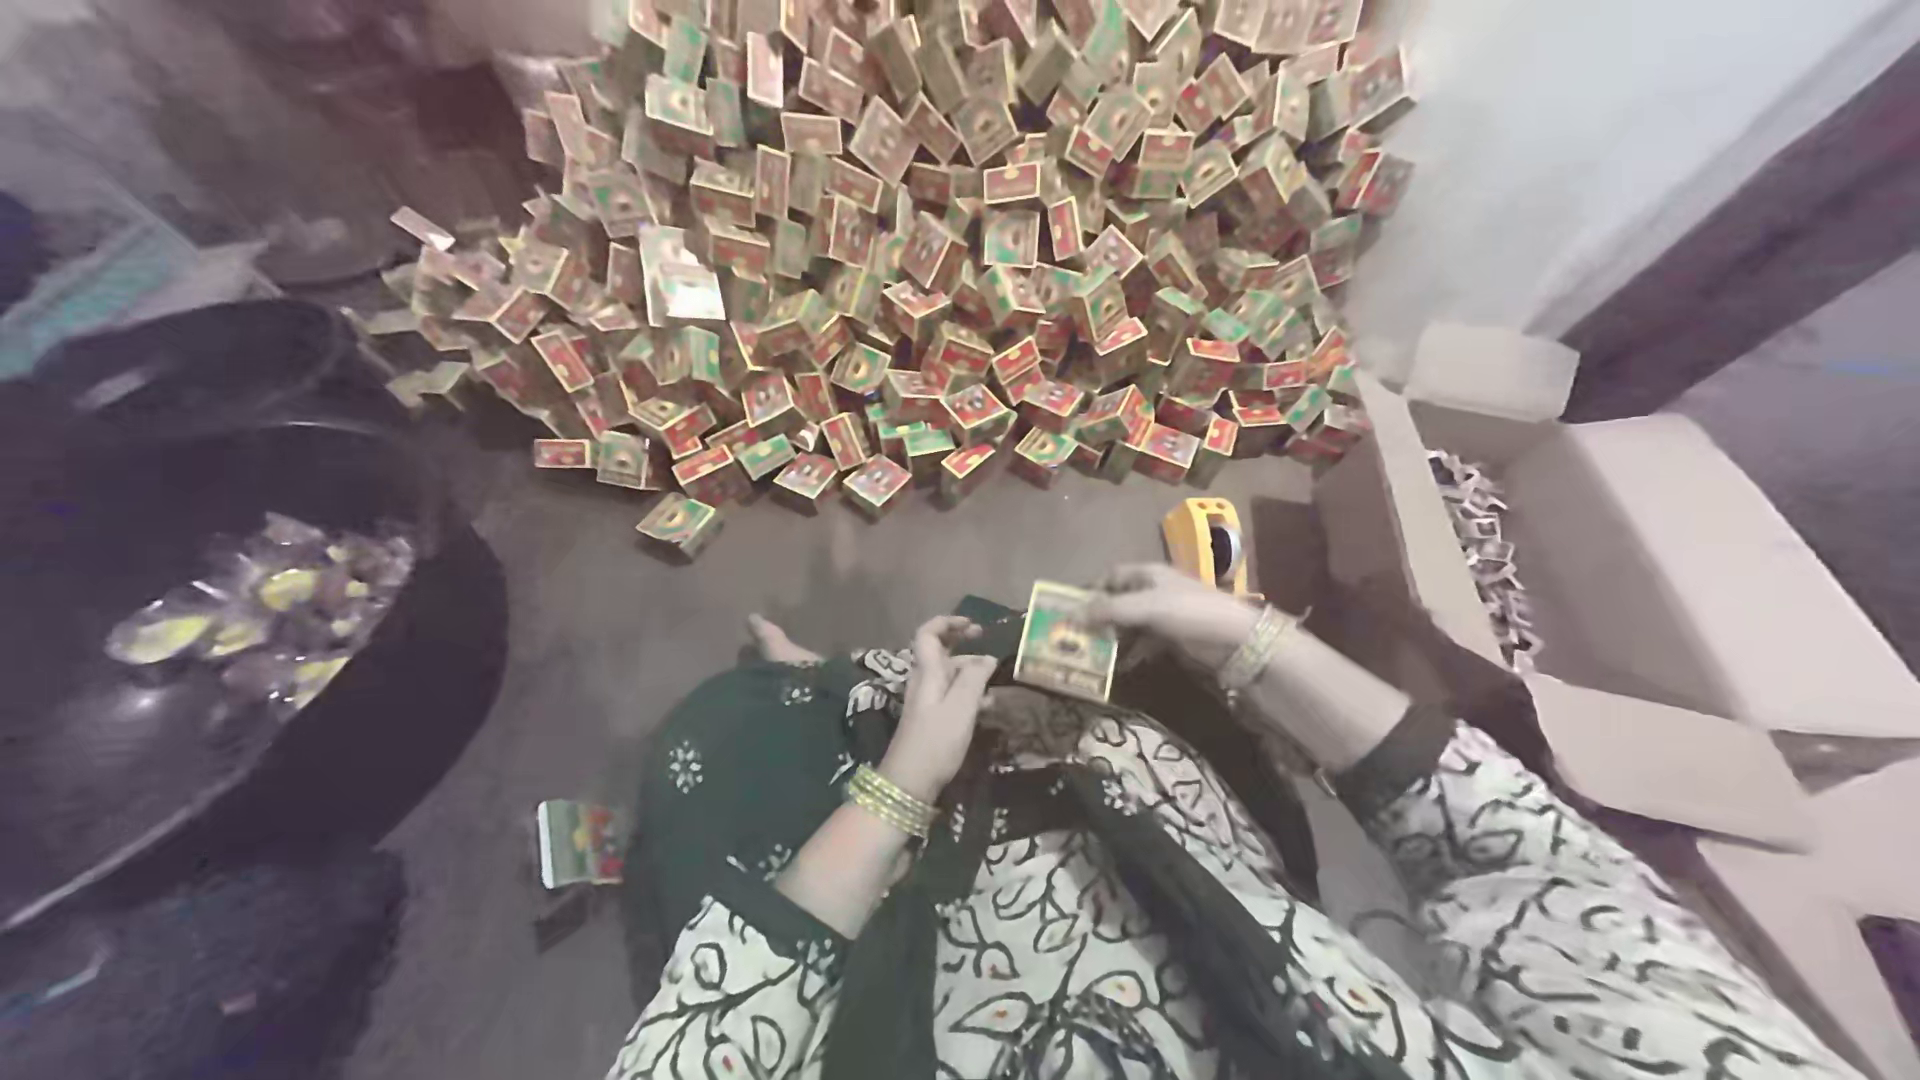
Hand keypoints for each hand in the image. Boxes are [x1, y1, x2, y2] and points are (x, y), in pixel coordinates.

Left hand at [878, 616, 997, 801]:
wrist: (909, 782)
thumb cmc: (936, 740)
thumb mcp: (961, 707)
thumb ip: (974, 678)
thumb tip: (987, 659)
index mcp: (927, 672)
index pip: (928, 634)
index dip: (947, 623)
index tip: (972, 625)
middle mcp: (924, 681)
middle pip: (941, 652)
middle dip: (964, 645)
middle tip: (988, 644)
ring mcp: (926, 700)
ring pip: (949, 675)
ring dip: (971, 672)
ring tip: (995, 683)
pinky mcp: (931, 718)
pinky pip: (951, 694)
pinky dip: (968, 693)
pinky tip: (986, 706)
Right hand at [1086, 563, 1263, 670]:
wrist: (1235, 638)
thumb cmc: (1188, 611)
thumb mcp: (1144, 607)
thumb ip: (1108, 610)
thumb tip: (1070, 615)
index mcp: (1147, 574)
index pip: (1111, 576)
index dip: (1092, 590)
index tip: (1072, 609)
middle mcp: (1153, 590)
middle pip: (1118, 601)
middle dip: (1099, 617)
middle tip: (1077, 636)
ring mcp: (1164, 614)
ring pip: (1130, 623)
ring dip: (1113, 637)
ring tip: (1093, 654)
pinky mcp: (1172, 636)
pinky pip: (1144, 642)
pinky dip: (1131, 652)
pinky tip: (1119, 665)